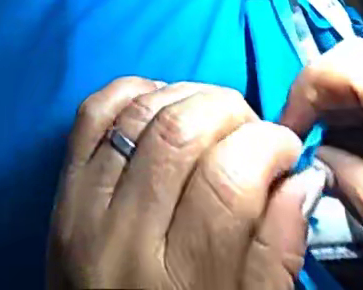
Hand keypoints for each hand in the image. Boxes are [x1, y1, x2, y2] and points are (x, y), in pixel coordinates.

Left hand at [49, 79, 329, 288]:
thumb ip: (276, 254)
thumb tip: (300, 176)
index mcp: (180, 285)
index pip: (226, 182)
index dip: (266, 146)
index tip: (287, 147)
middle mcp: (124, 239)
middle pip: (178, 134)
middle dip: (227, 111)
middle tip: (251, 127)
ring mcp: (84, 207)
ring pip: (137, 113)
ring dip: (185, 95)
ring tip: (213, 113)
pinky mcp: (62, 187)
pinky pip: (93, 113)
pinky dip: (132, 92)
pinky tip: (162, 100)